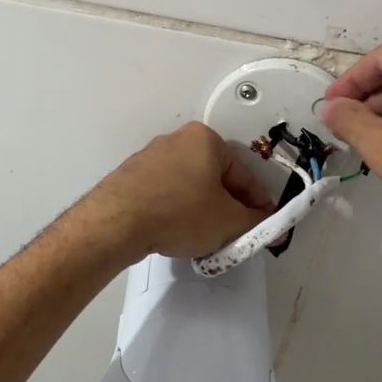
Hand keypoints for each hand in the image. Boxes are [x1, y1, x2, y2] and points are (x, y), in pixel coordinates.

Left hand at [78, 122, 272, 259]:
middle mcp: (176, 141)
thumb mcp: (229, 222)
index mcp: (205, 140)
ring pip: (189, 189)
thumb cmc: (178, 212)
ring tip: (205, 241)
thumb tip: (261, 222)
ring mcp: (149, 159)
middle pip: (214, 180)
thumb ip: (254, 222)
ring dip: (201, 213)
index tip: (264, 224)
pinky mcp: (130, 179)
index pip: (244, 175)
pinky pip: (164, 197)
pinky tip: (176, 235)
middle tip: (235, 235)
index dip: (258, 204)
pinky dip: (176, 214)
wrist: (118, 222)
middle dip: (227, 209)